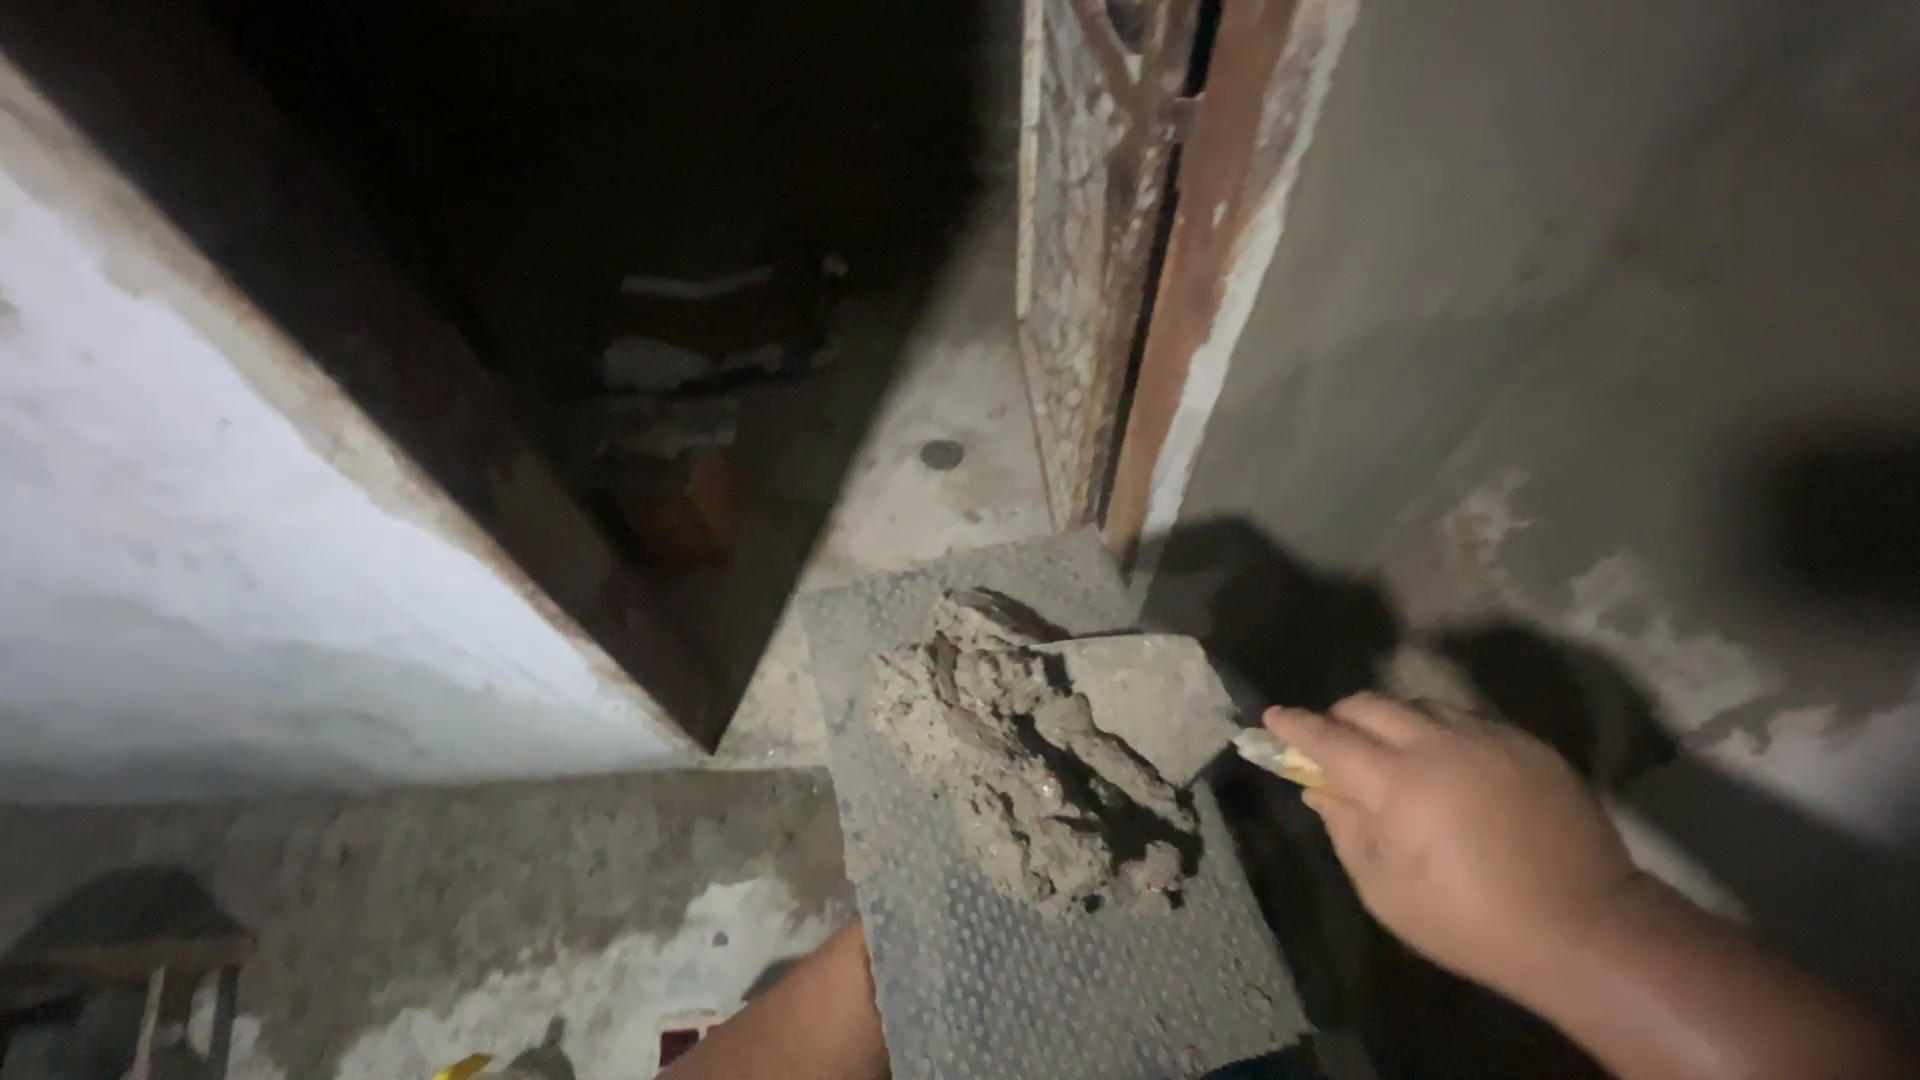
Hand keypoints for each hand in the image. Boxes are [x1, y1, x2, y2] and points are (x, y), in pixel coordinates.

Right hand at [1266, 694, 1645, 992]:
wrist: (1589, 931)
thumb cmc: (1468, 919)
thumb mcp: (1382, 888)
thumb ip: (1344, 828)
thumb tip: (1319, 788)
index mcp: (1396, 781)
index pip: (1327, 738)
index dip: (1293, 726)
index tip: (1271, 717)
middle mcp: (1437, 744)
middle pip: (1370, 704)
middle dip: (1340, 716)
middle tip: (1334, 742)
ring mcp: (1488, 738)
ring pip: (1420, 706)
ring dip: (1393, 721)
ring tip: (1395, 754)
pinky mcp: (1529, 746)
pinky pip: (1468, 721)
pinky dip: (1441, 733)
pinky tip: (1450, 766)